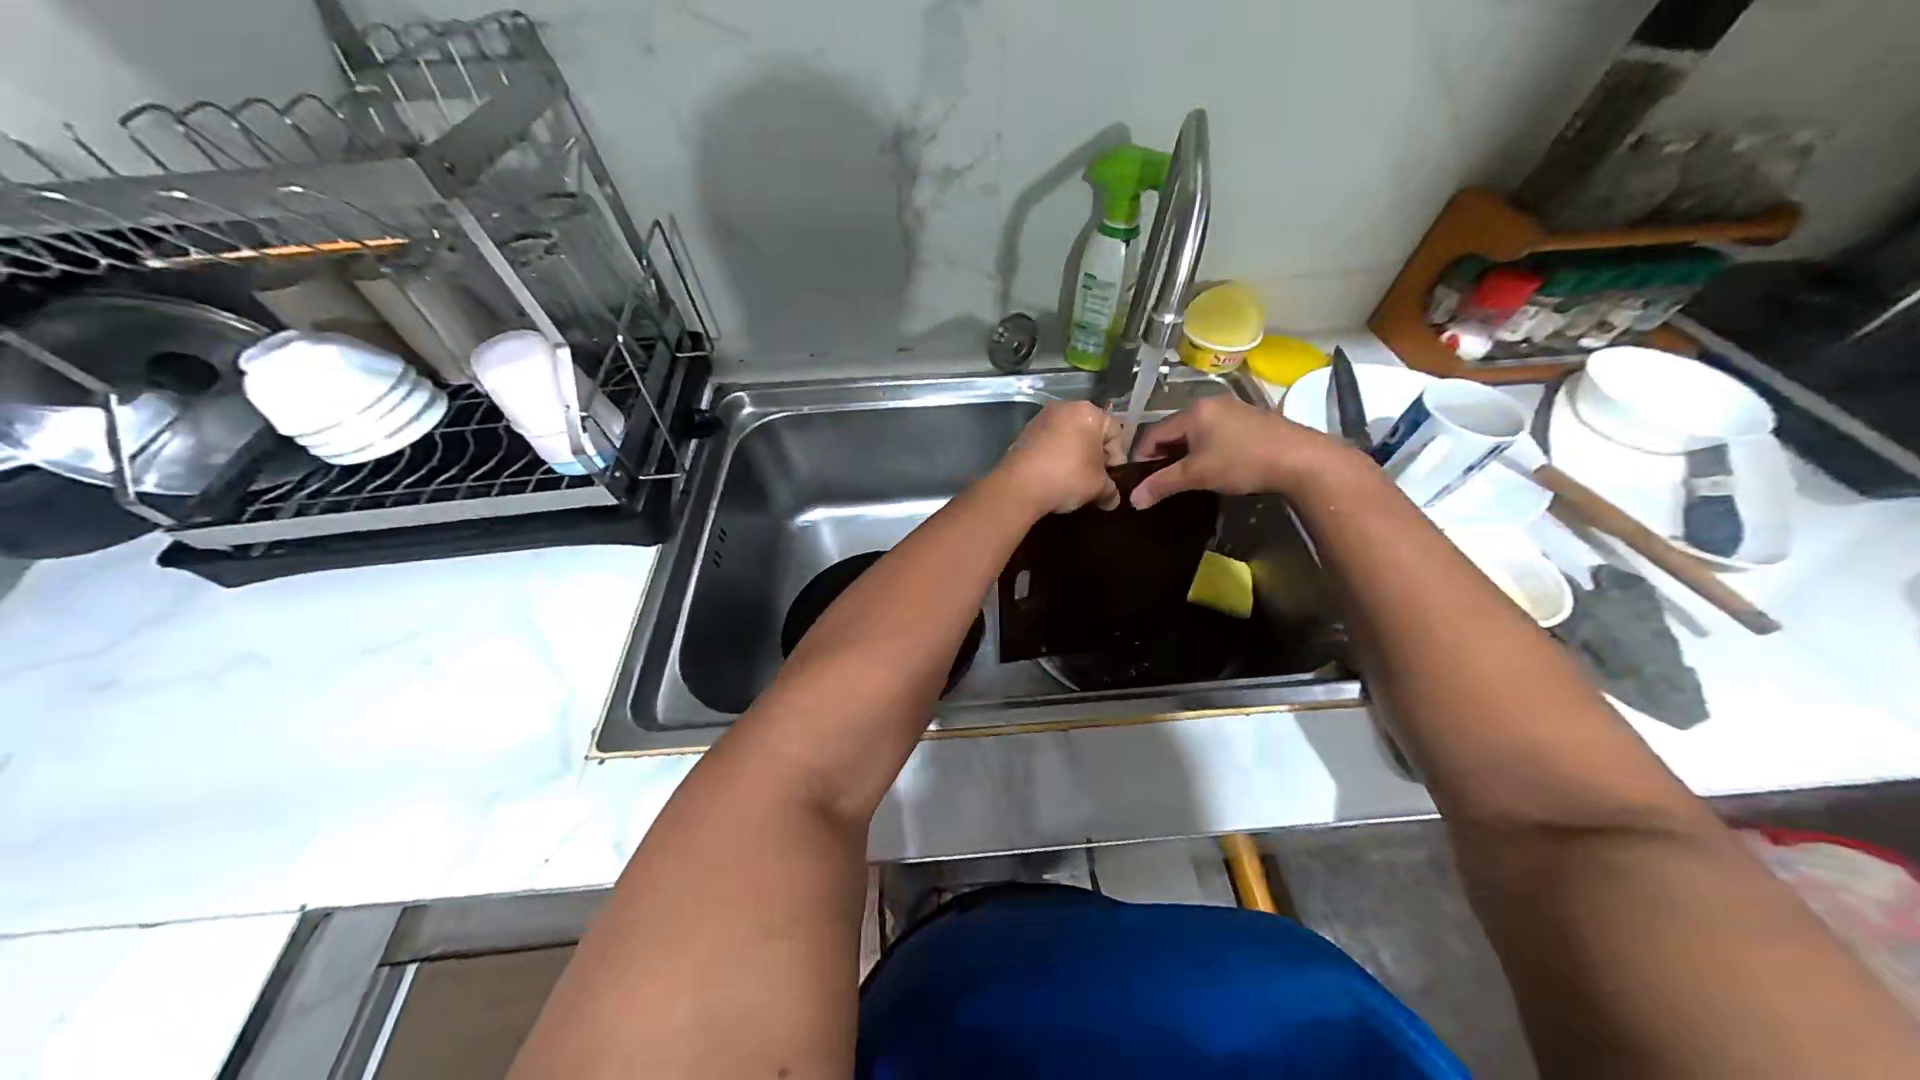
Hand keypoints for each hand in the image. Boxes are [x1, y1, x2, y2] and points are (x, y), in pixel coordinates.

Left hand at [993, 401, 1123, 514]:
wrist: (1018, 486)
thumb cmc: (1067, 477)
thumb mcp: (1098, 487)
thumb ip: (1110, 490)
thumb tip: (1113, 500)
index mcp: (1088, 412)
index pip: (1115, 432)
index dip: (1117, 459)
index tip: (1111, 480)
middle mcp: (1064, 407)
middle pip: (1090, 432)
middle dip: (1095, 457)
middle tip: (1095, 480)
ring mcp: (1041, 419)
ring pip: (1068, 437)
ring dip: (1075, 457)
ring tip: (1074, 481)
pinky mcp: (1024, 433)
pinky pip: (1049, 443)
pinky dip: (1055, 457)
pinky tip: (1054, 477)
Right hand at [1129, 396, 1359, 509]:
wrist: (1300, 459)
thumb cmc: (1241, 462)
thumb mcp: (1197, 475)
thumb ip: (1162, 485)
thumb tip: (1133, 500)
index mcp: (1192, 411)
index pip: (1153, 433)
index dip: (1143, 458)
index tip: (1142, 482)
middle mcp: (1210, 403)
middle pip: (1175, 430)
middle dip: (1165, 456)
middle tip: (1164, 481)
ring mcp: (1234, 409)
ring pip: (1197, 432)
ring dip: (1187, 453)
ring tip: (1189, 477)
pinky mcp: (1251, 419)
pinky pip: (1217, 432)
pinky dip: (1208, 449)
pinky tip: (1216, 467)